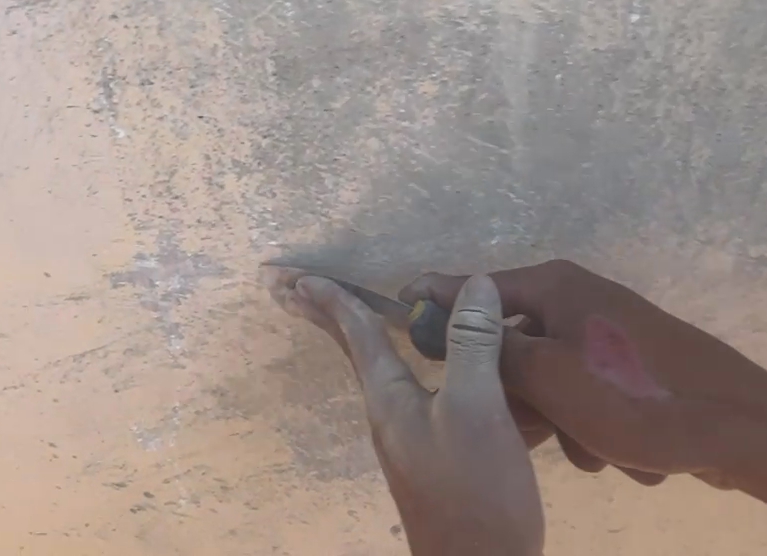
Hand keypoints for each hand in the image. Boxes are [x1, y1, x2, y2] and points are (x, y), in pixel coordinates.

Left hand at [264, 267, 544, 555]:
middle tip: (289, 287)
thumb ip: (472, 343)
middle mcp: (387, 413)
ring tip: (340, 311)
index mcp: (389, 396)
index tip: (300, 276)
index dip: (332, 298)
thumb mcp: (477, 407)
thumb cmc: (475, 490)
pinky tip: (405, 367)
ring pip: (372, 368)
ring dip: (350, 333)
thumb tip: (476, 283)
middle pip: (350, 350)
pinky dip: (386, 357)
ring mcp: (405, 436)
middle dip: (319, 314)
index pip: (355, 333)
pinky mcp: (427, 454)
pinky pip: (398, 386)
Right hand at [403, 260, 766, 490]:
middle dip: (520, 394)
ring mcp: (609, 337)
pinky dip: (600, 429)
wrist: (748, 430)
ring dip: (564, 423)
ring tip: (598, 448)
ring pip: (552, 383)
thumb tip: (447, 316)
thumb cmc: (635, 395)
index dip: (435, 301)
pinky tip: (631, 451)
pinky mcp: (635, 372)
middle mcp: (577, 301)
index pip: (475, 286)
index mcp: (554, 286)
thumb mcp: (549, 377)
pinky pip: (590, 399)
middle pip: (514, 344)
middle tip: (526, 428)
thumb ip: (490, 348)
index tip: (399, 311)